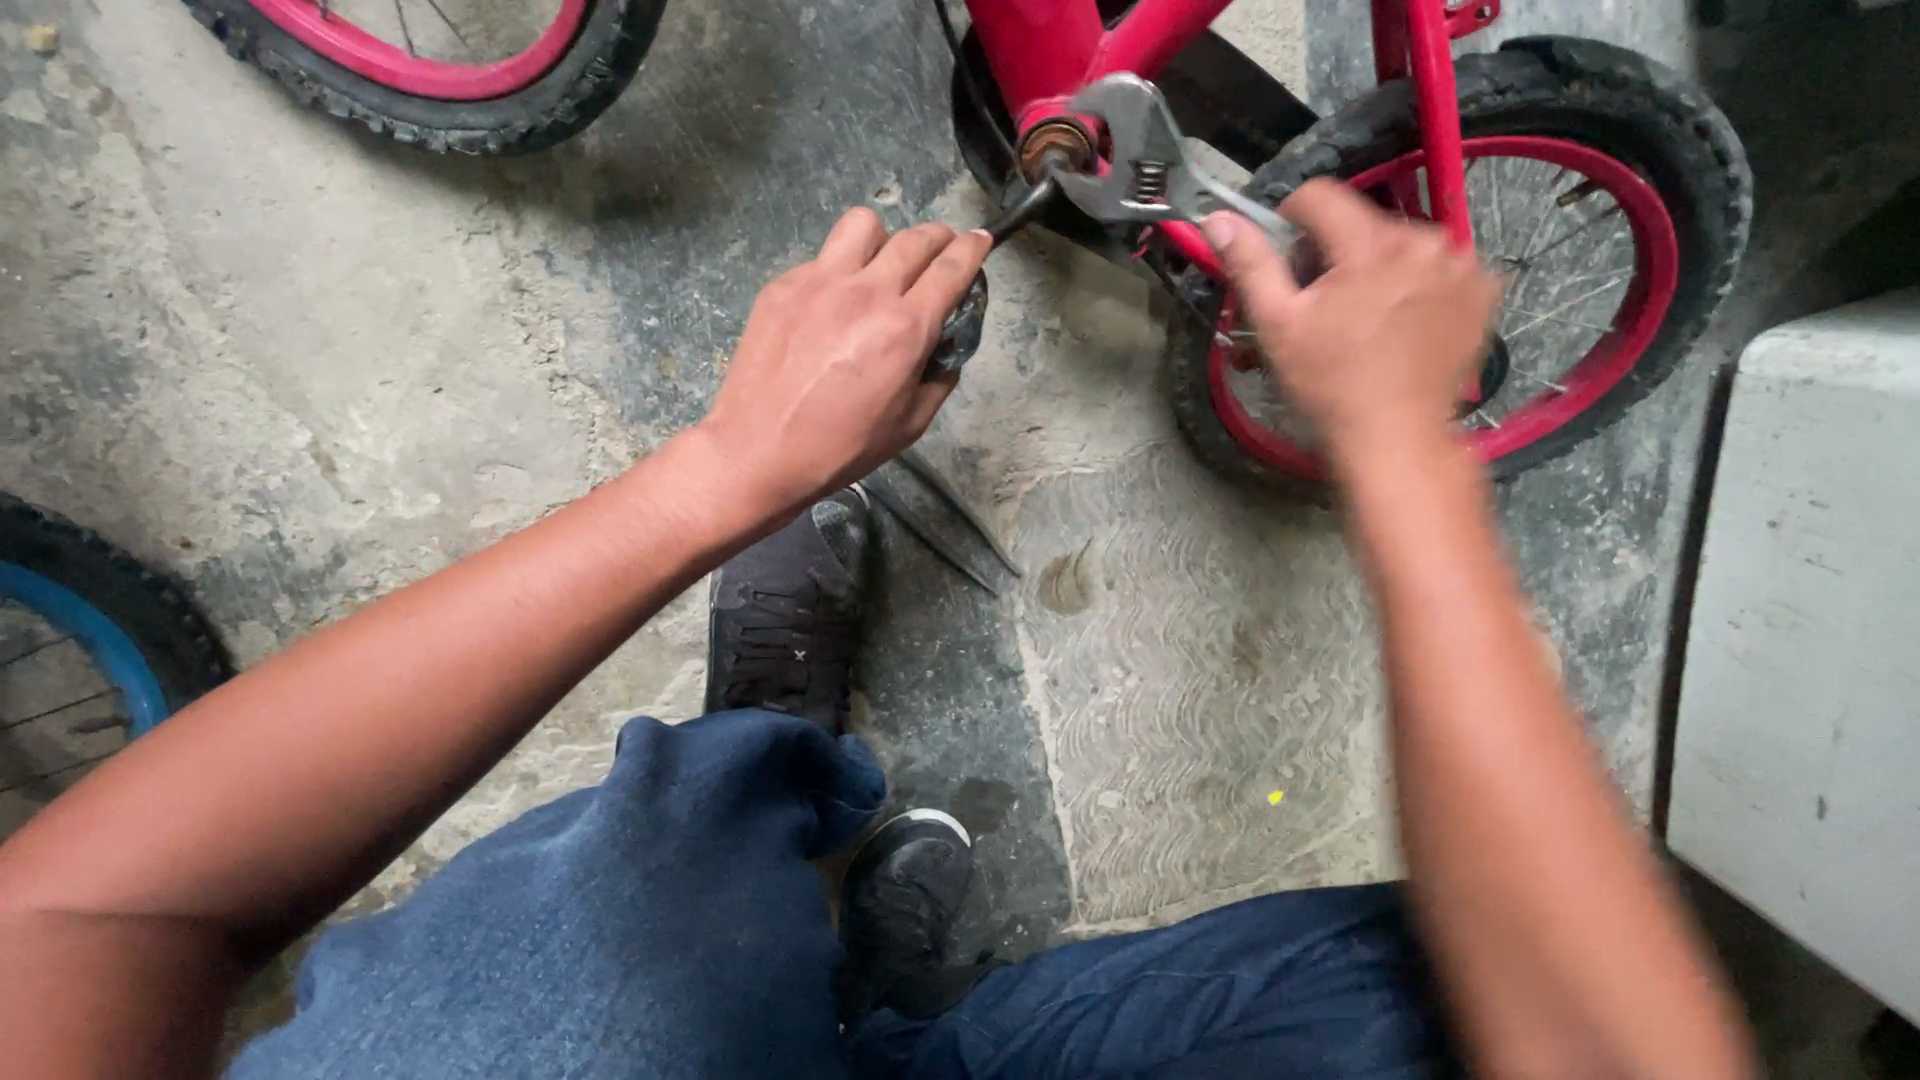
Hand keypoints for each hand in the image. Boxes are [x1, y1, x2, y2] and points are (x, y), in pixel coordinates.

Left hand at [695, 208, 991, 515]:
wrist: (759, 451)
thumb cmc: (841, 448)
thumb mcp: (910, 425)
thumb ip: (939, 379)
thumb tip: (945, 349)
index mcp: (904, 330)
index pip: (951, 269)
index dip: (973, 248)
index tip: (980, 239)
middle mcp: (865, 294)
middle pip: (915, 239)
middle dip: (940, 237)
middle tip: (943, 248)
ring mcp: (819, 283)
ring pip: (864, 225)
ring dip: (886, 237)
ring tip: (883, 262)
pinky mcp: (783, 286)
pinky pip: (823, 257)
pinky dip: (840, 269)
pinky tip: (833, 303)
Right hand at [1203, 179, 1501, 465]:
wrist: (1394, 436)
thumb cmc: (1328, 385)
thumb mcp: (1276, 324)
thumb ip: (1249, 263)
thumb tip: (1219, 218)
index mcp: (1371, 245)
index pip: (1320, 196)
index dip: (1290, 222)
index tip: (1287, 262)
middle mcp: (1426, 240)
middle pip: (1362, 222)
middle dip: (1336, 254)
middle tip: (1323, 307)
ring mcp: (1462, 265)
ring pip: (1401, 243)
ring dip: (1377, 268)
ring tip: (1364, 319)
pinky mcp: (1483, 291)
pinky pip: (1439, 267)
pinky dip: (1417, 285)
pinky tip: (1401, 324)